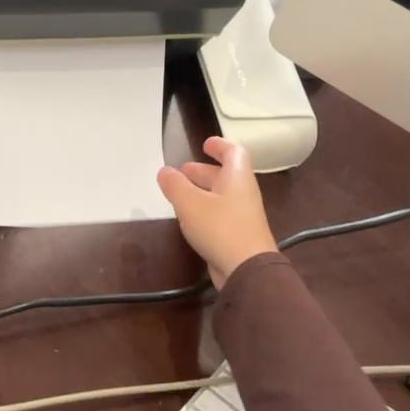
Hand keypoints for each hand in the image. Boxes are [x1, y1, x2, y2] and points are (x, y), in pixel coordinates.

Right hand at [157, 136, 276, 288]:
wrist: (245, 266)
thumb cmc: (219, 228)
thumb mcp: (190, 204)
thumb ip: (175, 186)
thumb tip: (164, 171)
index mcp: (236, 177)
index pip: (233, 152)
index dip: (219, 146)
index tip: (205, 144)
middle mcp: (242, 192)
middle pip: (224, 175)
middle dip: (203, 171)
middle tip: (183, 171)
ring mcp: (241, 214)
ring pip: (220, 195)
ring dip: (201, 191)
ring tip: (180, 194)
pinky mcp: (236, 234)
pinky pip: (219, 214)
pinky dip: (204, 209)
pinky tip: (189, 218)